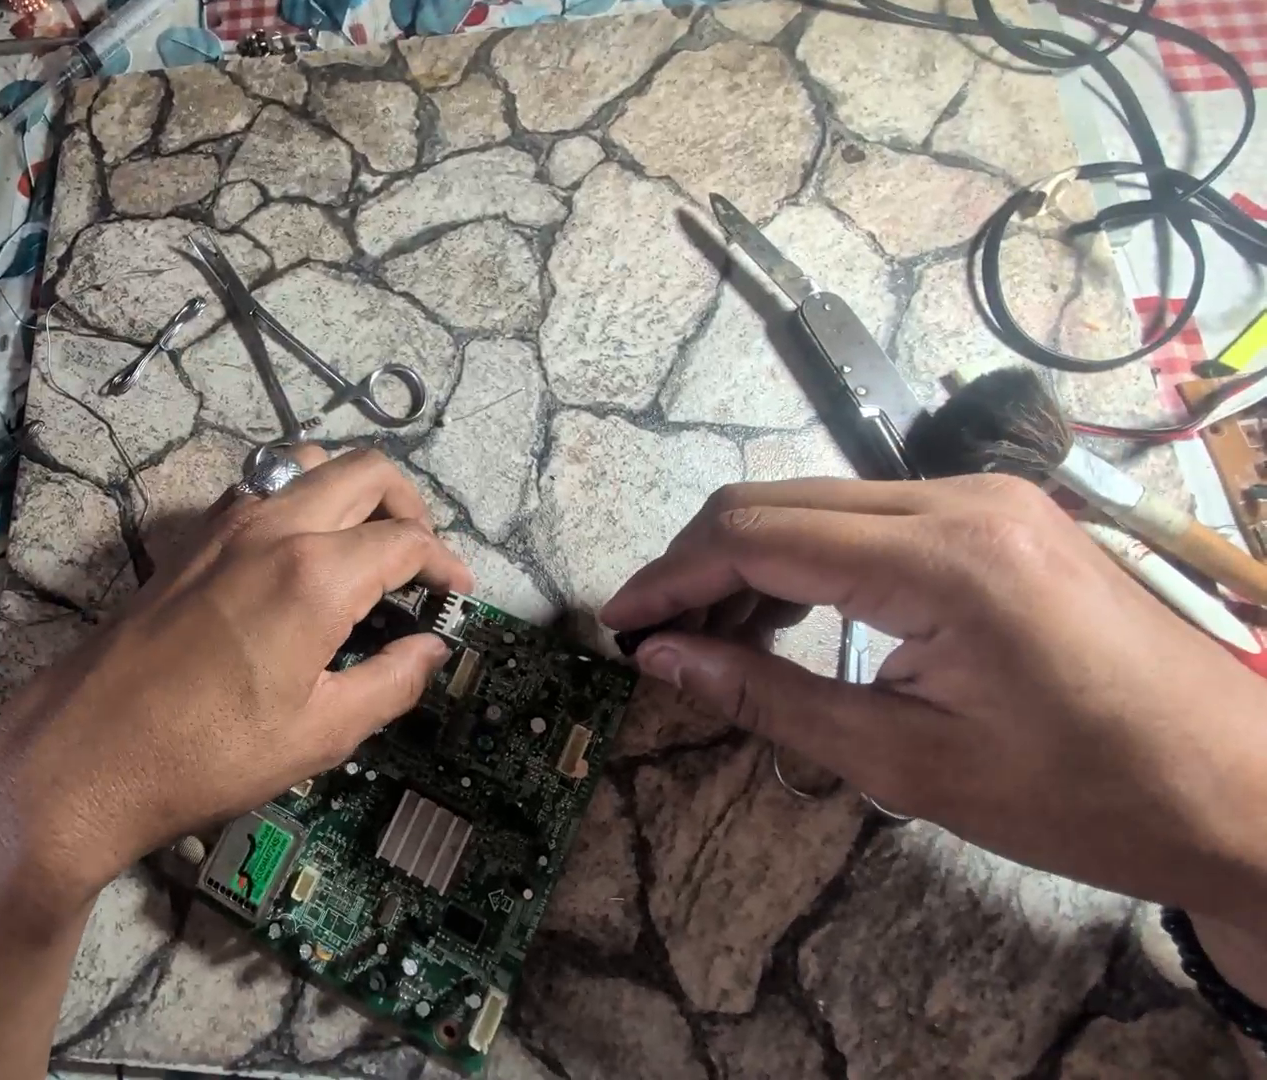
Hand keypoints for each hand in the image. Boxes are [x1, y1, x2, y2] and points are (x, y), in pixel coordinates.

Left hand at [0, 447, 472, 901]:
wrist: (88, 750)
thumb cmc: (210, 752)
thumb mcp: (320, 733)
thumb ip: (393, 683)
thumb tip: (434, 649)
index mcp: (317, 573)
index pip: (406, 541)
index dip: (445, 563)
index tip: (457, 592)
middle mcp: (275, 524)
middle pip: (366, 472)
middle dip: (410, 506)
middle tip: (420, 560)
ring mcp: (227, 520)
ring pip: (310, 462)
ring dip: (352, 489)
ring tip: (366, 542)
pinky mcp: (194, 534)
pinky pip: (263, 483)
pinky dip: (300, 494)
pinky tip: (300, 549)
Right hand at [600, 475, 1266, 939]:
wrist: (1256, 796)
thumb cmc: (1080, 796)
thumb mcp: (902, 761)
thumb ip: (764, 695)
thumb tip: (658, 656)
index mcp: (941, 560)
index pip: (752, 538)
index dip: (668, 577)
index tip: (617, 622)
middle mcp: (955, 500)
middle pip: (765, 504)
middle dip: (691, 565)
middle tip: (654, 634)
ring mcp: (976, 498)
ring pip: (799, 504)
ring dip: (736, 562)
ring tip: (707, 634)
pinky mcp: (985, 514)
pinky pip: (847, 517)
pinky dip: (790, 559)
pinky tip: (776, 612)